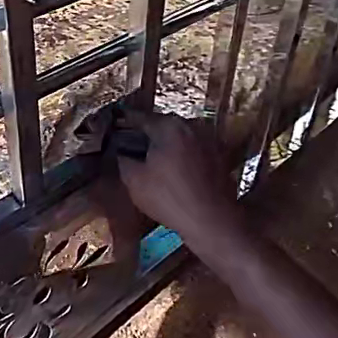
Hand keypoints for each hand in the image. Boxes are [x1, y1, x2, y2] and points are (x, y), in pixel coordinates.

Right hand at [116, 108, 242, 241]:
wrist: (212, 219)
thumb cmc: (169, 197)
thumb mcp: (134, 181)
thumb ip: (123, 160)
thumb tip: (121, 152)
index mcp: (168, 126)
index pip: (141, 117)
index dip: (126, 121)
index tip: (117, 123)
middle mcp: (191, 126)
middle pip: (163, 126)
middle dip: (148, 134)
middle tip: (133, 146)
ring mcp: (209, 140)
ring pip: (180, 138)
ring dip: (168, 146)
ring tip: (155, 161)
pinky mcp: (220, 156)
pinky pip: (195, 150)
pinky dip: (184, 156)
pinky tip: (177, 172)